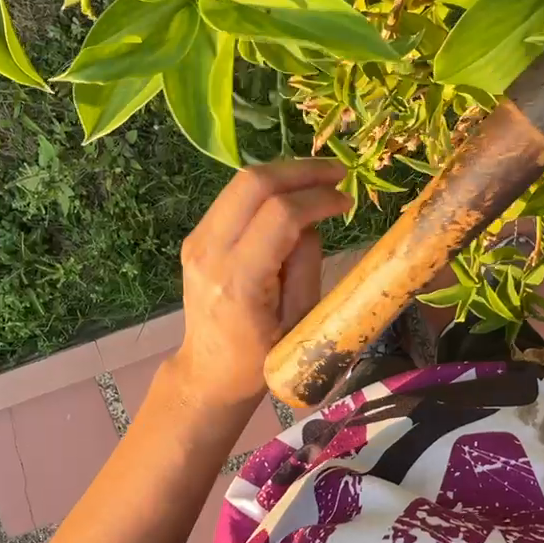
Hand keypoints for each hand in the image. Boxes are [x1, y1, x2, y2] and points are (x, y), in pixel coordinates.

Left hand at [169, 159, 351, 411]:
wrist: (210, 372)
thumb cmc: (263, 357)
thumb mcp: (301, 320)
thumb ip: (307, 264)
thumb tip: (312, 221)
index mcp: (239, 281)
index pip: (280, 215)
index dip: (318, 199)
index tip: (347, 202)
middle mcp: (209, 253)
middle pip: (253, 184)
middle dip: (301, 171)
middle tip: (338, 174)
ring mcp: (196, 241)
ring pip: (241, 182)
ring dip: (285, 174)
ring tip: (321, 179)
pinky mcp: (196, 237)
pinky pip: (235, 197)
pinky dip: (268, 188)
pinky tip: (294, 194)